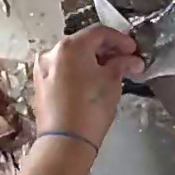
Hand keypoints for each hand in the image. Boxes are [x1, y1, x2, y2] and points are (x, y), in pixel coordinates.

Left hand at [33, 26, 143, 148]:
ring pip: (72, 57)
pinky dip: (79, 71)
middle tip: (126, 60)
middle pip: (84, 43)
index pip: (99, 32)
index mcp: (69, 46)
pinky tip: (93, 80)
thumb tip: (132, 60)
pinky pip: (63, 70)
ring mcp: (42, 69)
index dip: (120, 39)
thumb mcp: (112, 81)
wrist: (65, 141)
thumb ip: (121, 64)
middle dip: (107, 50)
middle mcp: (51, 52)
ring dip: (93, 61)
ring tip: (112, 71)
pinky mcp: (40, 84)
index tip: (133, 50)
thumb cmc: (91, 108)